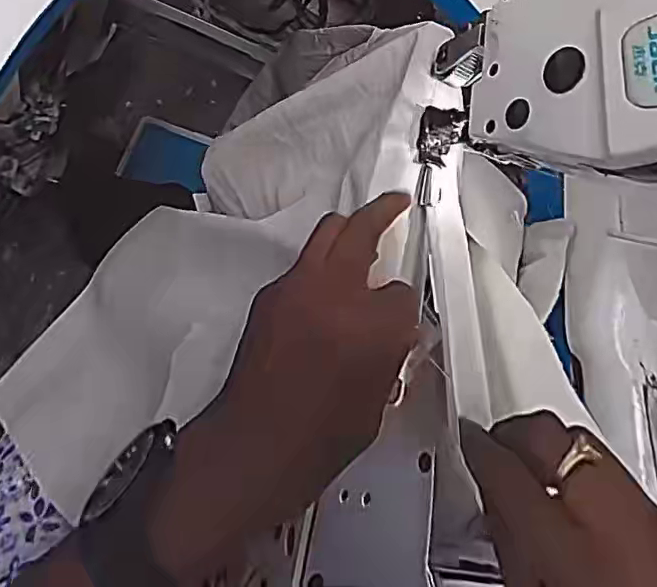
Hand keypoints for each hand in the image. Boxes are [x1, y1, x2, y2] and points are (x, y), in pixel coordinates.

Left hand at [144, 193, 420, 583]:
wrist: (252, 450)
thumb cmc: (315, 440)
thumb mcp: (377, 399)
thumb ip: (391, 351)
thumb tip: (397, 329)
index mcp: (371, 326)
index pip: (403, 293)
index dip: (404, 306)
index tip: (401, 314)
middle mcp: (332, 294)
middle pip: (361, 228)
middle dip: (382, 212)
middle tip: (394, 206)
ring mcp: (296, 288)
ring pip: (327, 231)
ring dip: (348, 230)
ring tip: (361, 234)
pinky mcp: (270, 295)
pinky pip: (302, 263)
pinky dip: (319, 264)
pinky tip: (324, 288)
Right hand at [461, 412, 656, 586]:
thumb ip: (515, 556)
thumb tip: (497, 509)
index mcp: (575, 559)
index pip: (511, 477)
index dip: (482, 452)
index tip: (471, 445)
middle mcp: (622, 530)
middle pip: (554, 438)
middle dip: (517, 435)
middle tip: (496, 448)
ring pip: (589, 449)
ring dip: (554, 451)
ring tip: (532, 471)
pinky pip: (623, 483)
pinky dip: (593, 482)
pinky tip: (577, 504)